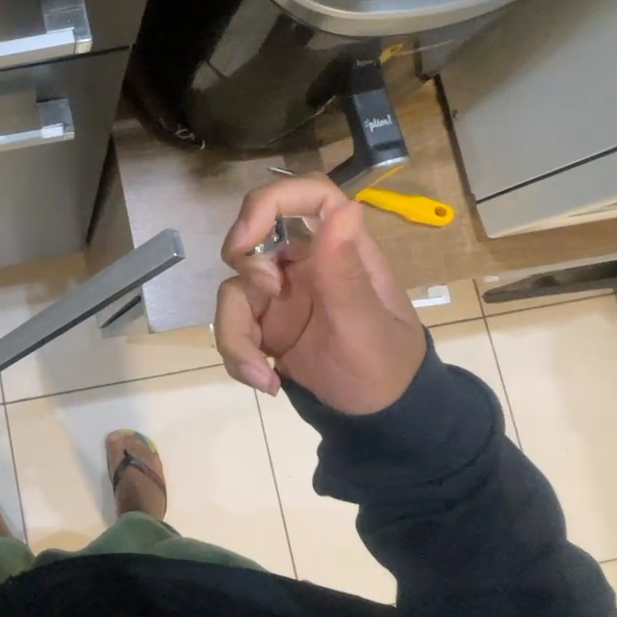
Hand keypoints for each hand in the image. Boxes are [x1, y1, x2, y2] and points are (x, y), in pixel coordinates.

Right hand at [214, 176, 427, 414]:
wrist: (378, 420)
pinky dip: (239, 355)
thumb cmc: (385, 367)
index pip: (309, 197)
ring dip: (237, 333)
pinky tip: (266, 380)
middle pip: (252, 237)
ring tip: (263, 374)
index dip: (270, 202)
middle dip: (247, 269)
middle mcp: (306, 263)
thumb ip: (346, 272)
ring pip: (234, 289)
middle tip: (266, 300)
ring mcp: (280, 294)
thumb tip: (345, 208)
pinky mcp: (263, 325)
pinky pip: (231, 326)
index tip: (247, 236)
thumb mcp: (366, 324)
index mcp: (341, 250)